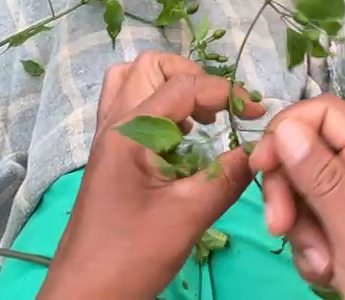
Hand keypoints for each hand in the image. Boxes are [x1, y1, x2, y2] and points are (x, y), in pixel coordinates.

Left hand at [42, 52, 264, 299]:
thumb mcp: (187, 217)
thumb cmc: (131, 256)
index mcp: (130, 130)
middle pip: (151, 67)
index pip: (183, 86)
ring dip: (170, 88)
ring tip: (198, 120)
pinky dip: (159, 109)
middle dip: (190, 77)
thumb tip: (261, 148)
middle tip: (217, 110)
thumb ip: (227, 178)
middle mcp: (114, 123)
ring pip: (134, 82)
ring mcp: (107, 138)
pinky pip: (130, 108)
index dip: (224, 92)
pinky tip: (180, 142)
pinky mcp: (109, 156)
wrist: (83, 298)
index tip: (254, 111)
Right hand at [249, 95, 344, 299]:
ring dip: (301, 229)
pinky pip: (315, 225)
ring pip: (308, 193)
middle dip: (289, 188)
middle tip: (279, 227)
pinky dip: (311, 250)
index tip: (261, 165)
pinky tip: (326, 277)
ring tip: (321, 266)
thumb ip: (323, 179)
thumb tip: (285, 126)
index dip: (288, 129)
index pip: (327, 114)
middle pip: (311, 152)